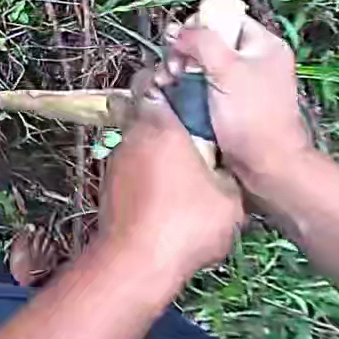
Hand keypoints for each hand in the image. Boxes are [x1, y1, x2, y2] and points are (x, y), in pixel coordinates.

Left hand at [98, 65, 247, 289]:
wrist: (137, 259)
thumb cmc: (187, 222)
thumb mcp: (230, 198)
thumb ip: (227, 170)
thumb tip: (225, 164)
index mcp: (159, 125)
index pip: (149, 81)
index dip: (164, 79)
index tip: (185, 88)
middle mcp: (131, 134)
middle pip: (140, 107)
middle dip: (162, 113)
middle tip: (191, 129)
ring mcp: (115, 157)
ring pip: (134, 136)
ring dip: (153, 143)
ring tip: (182, 164)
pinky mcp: (109, 181)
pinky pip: (130, 161)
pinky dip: (145, 166)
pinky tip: (165, 188)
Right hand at [167, 4, 313, 185]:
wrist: (264, 164)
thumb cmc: (250, 114)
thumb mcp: (227, 69)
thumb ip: (201, 41)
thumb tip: (176, 31)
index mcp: (262, 44)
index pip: (224, 17)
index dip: (199, 25)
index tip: (183, 43)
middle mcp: (251, 58)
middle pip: (206, 38)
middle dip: (184, 49)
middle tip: (174, 67)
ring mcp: (237, 80)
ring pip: (198, 60)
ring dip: (178, 67)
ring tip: (167, 80)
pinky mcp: (224, 99)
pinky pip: (198, 81)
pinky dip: (182, 84)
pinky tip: (170, 90)